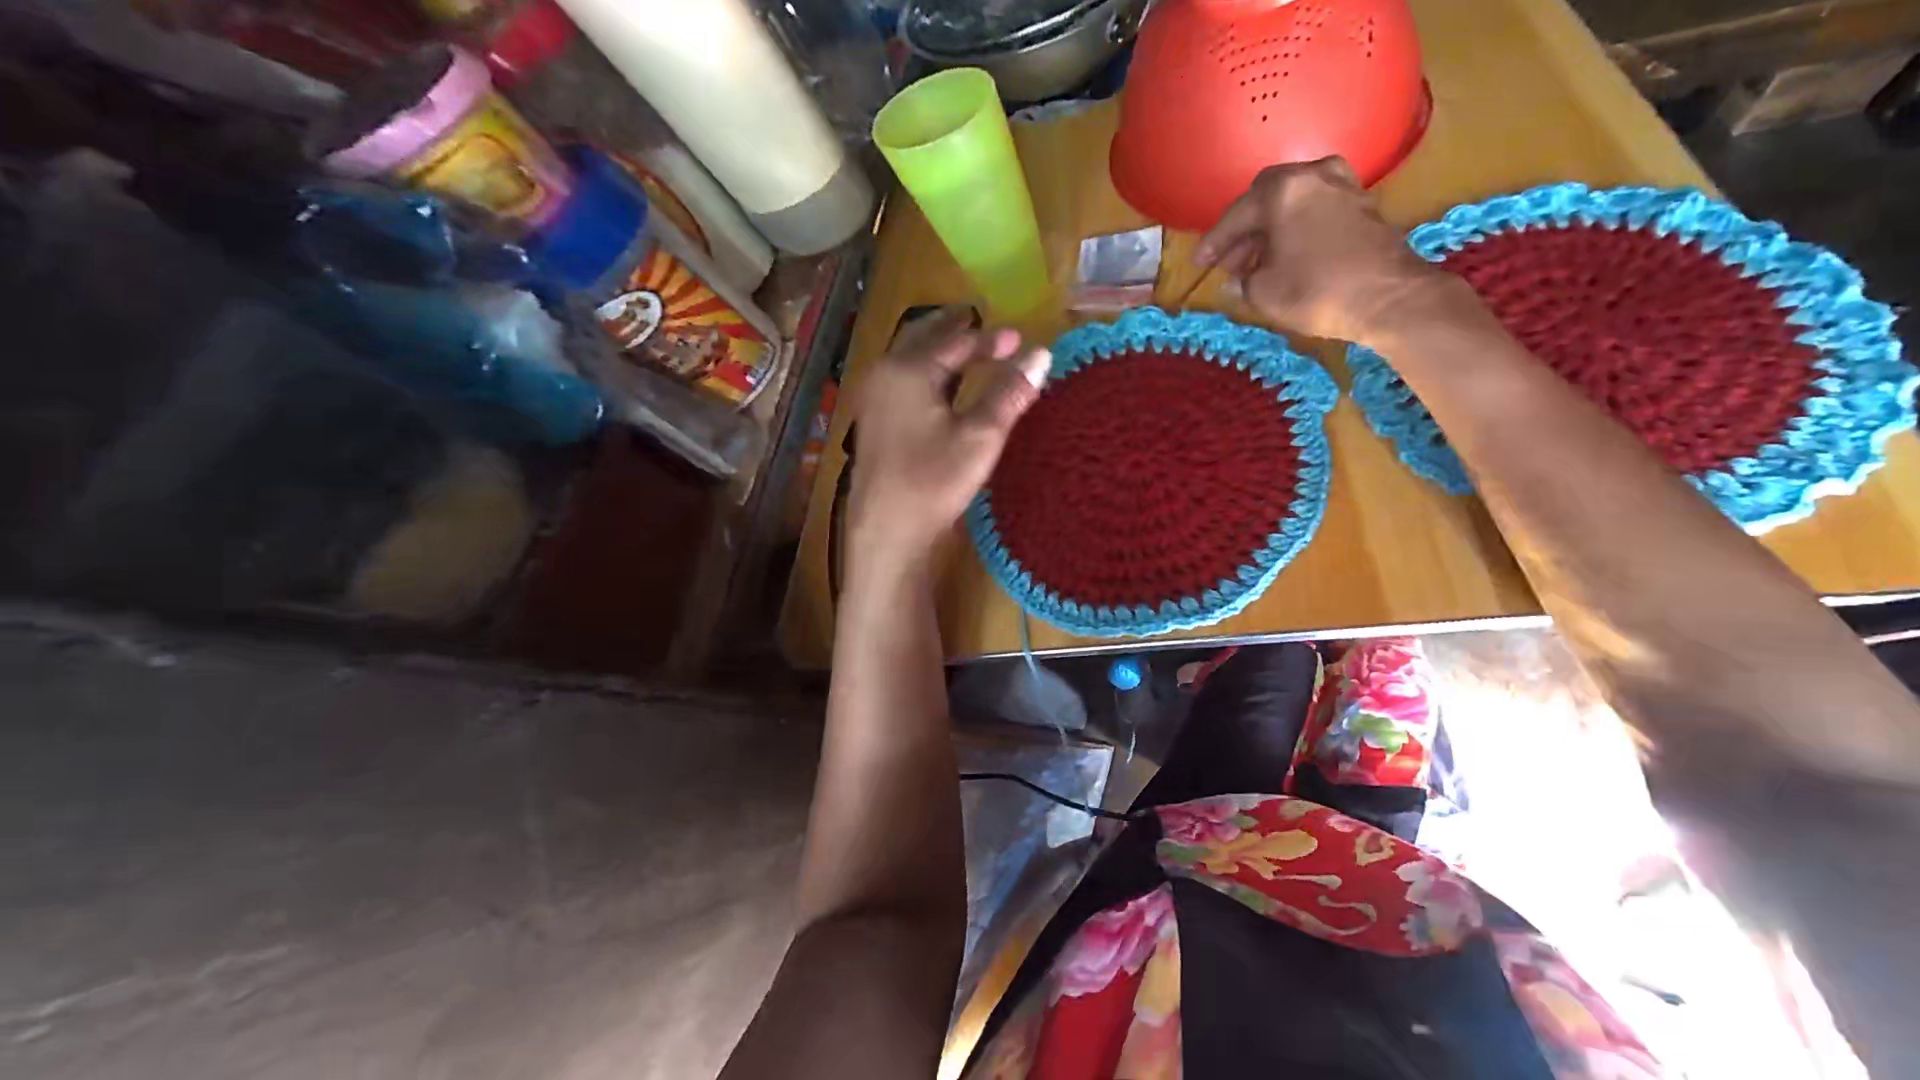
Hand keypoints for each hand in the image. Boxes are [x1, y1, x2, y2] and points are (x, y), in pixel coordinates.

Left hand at [846, 317, 1049, 571]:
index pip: (956, 342)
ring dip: (939, 351)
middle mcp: (884, 375)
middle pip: (923, 340)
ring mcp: (873, 400)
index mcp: (908, 370)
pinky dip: (926, 374)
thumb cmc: (933, 481)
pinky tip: (942, 388)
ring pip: (909, 360)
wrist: (886, 530)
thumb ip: (1009, 392)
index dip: (990, 339)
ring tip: (968, 352)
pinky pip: (902, 382)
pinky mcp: (873, 423)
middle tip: (985, 327)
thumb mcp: (980, 436)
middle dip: (956, 331)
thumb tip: (1042, 354)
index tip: (1020, 338)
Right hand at [1193, 157, 1458, 347]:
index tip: (1198, 262)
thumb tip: (1236, 280)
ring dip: (1271, 228)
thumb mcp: (1263, 293)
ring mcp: (1342, 186)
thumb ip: (1242, 281)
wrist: (1389, 298)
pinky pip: (1316, 208)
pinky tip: (1288, 254)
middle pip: (1265, 198)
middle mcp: (1312, 176)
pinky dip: (1296, 227)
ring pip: (1292, 202)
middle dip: (1244, 229)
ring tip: (1257, 261)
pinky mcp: (1362, 204)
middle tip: (1230, 260)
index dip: (1213, 243)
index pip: (1234, 216)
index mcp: (1281, 191)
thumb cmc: (1316, 291)